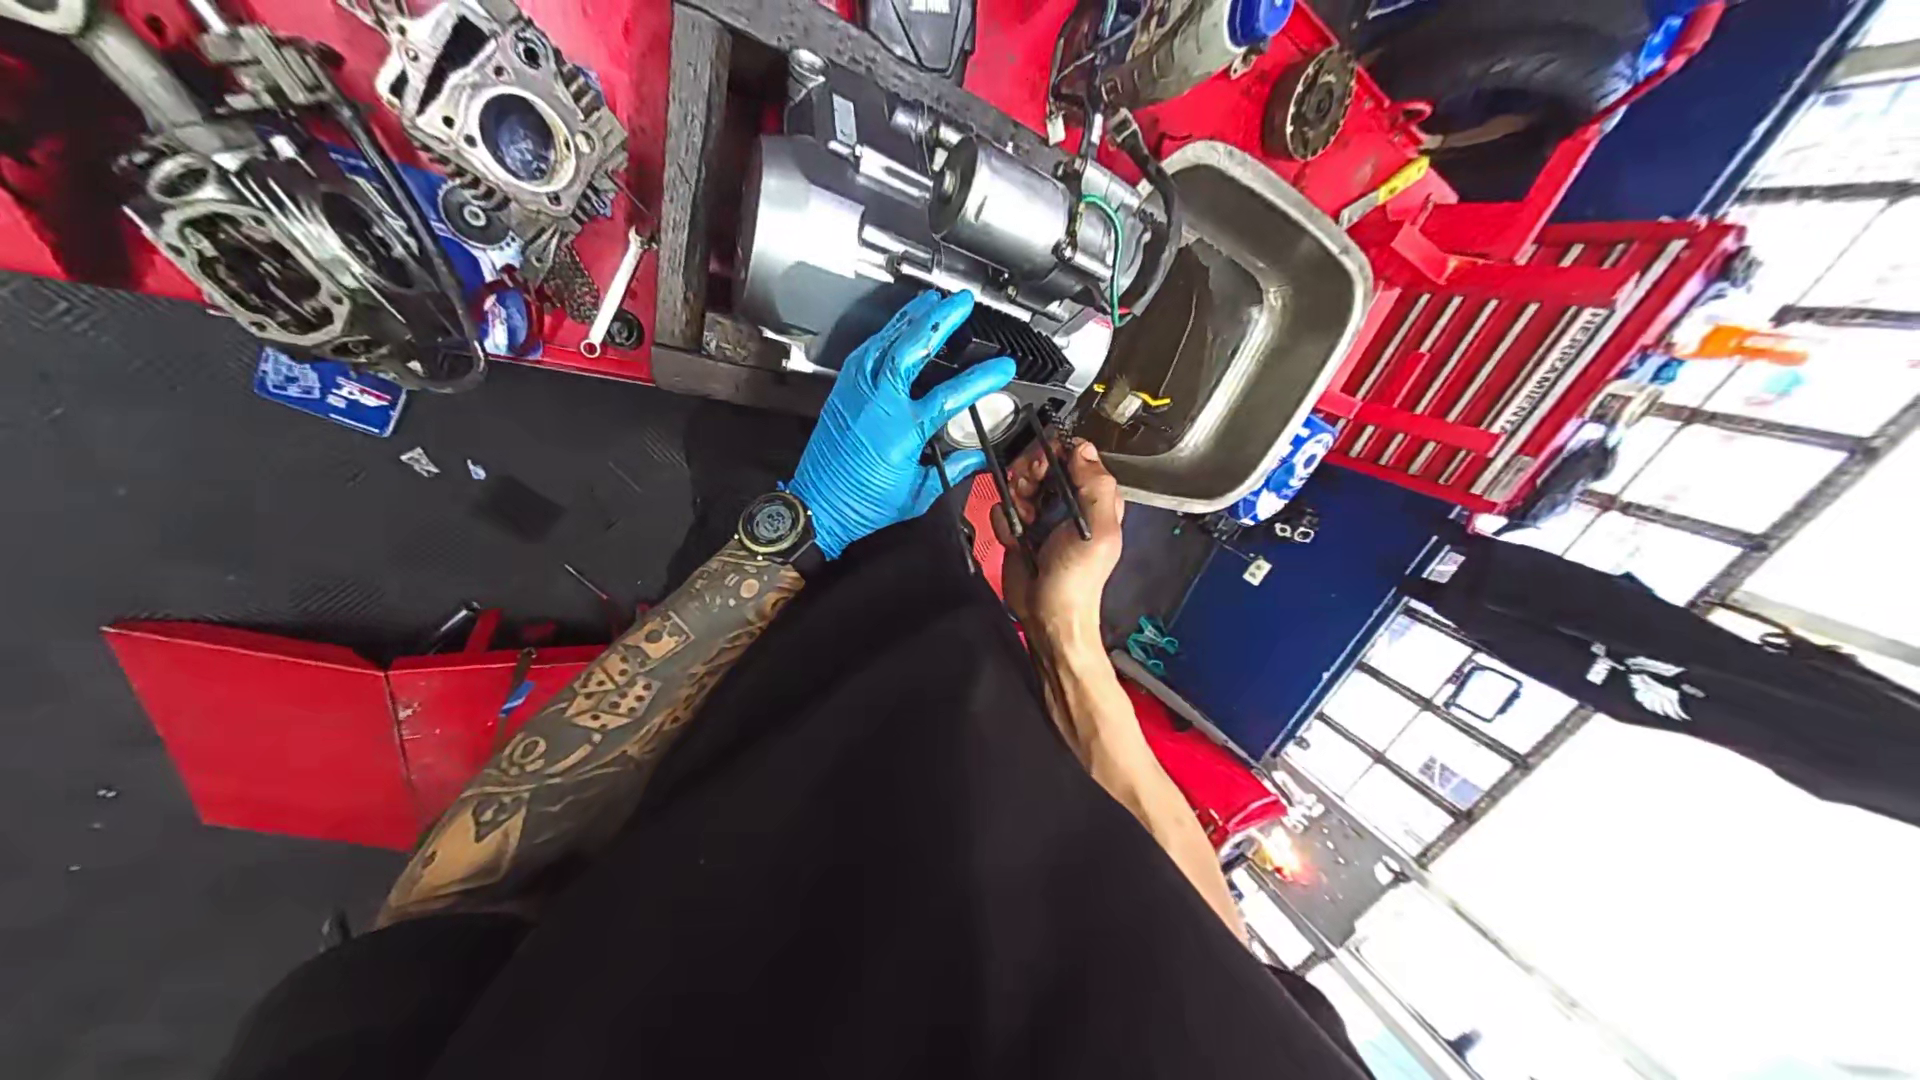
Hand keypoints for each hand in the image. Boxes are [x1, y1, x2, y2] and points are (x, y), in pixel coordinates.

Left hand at [789, 290, 1015, 557]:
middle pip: (911, 348)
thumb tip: (976, 458)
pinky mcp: (843, 392)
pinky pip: (865, 351)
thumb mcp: (917, 493)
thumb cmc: (862, 503)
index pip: (951, 394)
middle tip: (960, 303)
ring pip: (885, 341)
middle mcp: (878, 404)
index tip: (1002, 367)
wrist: (819, 505)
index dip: (981, 378)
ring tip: (931, 301)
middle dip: (939, 320)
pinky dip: (885, 334)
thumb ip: (951, 470)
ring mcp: (857, 393)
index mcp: (903, 430)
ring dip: (910, 318)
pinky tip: (896, 327)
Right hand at [992, 438, 1124, 644]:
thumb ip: (1097, 485)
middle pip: (1042, 463)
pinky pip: (1004, 507)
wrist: (1048, 615)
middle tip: (1030, 490)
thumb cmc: (1077, 580)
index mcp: (1095, 498)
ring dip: (1016, 498)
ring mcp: (1043, 515)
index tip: (1044, 464)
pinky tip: (1015, 538)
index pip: (1076, 456)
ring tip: (1025, 520)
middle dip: (1030, 473)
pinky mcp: (1020, 528)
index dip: (1056, 453)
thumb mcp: (1099, 530)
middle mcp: (1069, 502)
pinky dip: (1004, 520)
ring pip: (1020, 482)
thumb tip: (1084, 449)